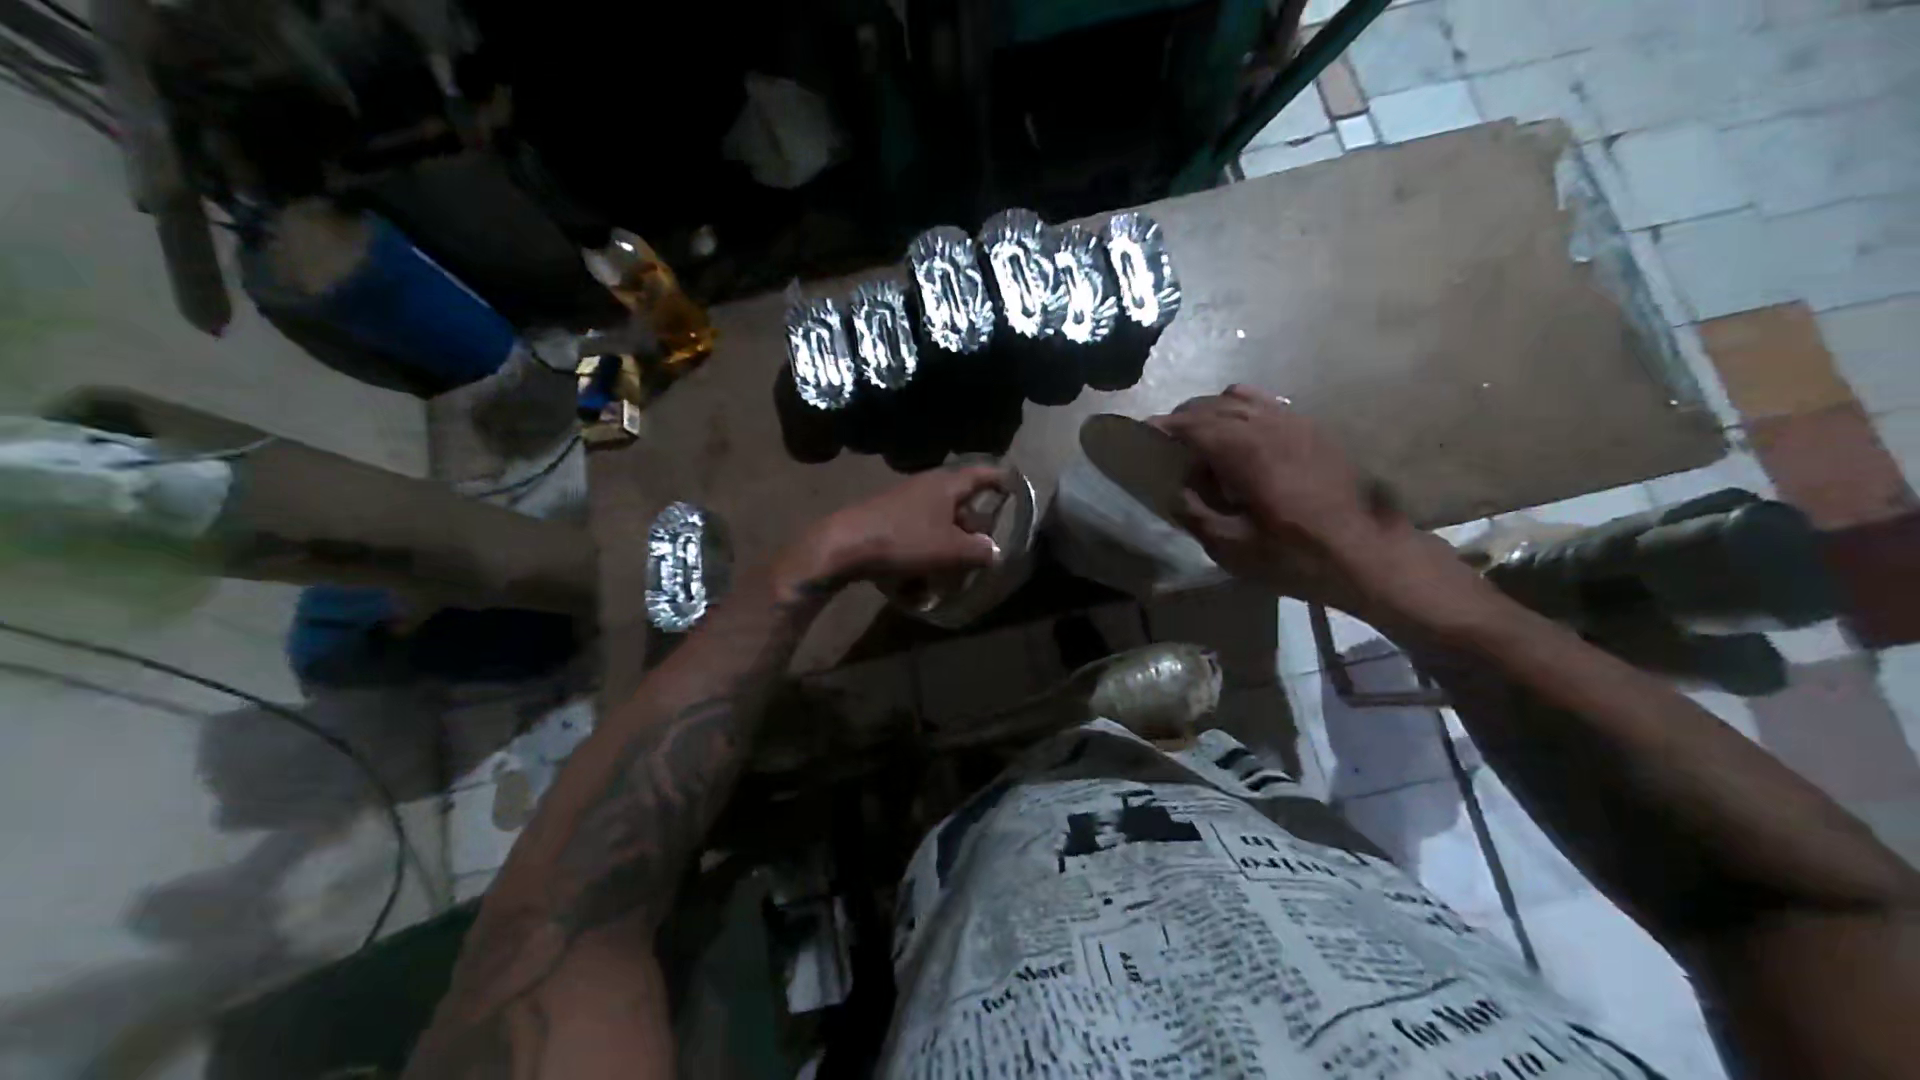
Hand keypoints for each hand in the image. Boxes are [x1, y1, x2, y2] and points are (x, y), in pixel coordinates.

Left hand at [774, 464, 1009, 597]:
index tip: (1014, 485)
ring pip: (937, 518)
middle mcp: (926, 486)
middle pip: (959, 500)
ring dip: (949, 539)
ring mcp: (903, 501)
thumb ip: (978, 550)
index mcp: (946, 484)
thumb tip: (994, 551)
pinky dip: (926, 547)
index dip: (999, 479)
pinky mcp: (886, 518)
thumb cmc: (904, 540)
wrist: (844, 545)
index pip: (981, 474)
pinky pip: (916, 531)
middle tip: (984, 545)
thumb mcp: (949, 550)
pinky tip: (922, 574)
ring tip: (955, 566)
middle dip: (973, 523)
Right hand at [1153, 385, 1484, 623]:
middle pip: (1215, 404)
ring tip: (1204, 436)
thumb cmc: (1295, 556)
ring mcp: (1296, 422)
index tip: (1144, 430)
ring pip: (1243, 397)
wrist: (1369, 554)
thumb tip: (1179, 490)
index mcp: (1244, 450)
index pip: (1193, 424)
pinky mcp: (1315, 430)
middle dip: (1186, 416)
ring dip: (1215, 410)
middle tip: (1169, 438)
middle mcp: (1267, 424)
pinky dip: (1244, 411)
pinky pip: (1269, 404)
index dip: (1165, 426)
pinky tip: (1243, 440)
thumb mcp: (1231, 547)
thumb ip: (1195, 514)